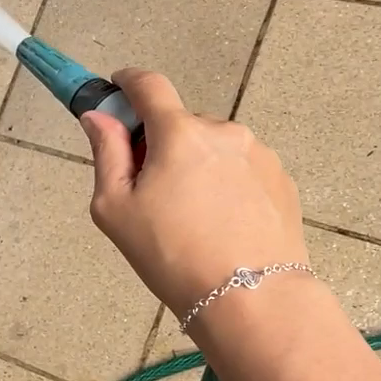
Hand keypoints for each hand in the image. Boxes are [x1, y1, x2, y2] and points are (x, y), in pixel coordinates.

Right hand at [79, 70, 306, 319]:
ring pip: (212, 147)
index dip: (128, 82)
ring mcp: (259, 154)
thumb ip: (106, 153)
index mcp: (179, 134)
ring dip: (194, 164)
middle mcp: (224, 132)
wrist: (251, 298)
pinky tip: (219, 223)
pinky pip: (240, 168)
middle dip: (160, 143)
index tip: (117, 89)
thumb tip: (99, 117)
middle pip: (180, 123)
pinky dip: (223, 183)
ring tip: (189, 216)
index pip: (149, 85)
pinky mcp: (281, 180)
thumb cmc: (169, 254)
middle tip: (149, 190)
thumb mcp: (115, 208)